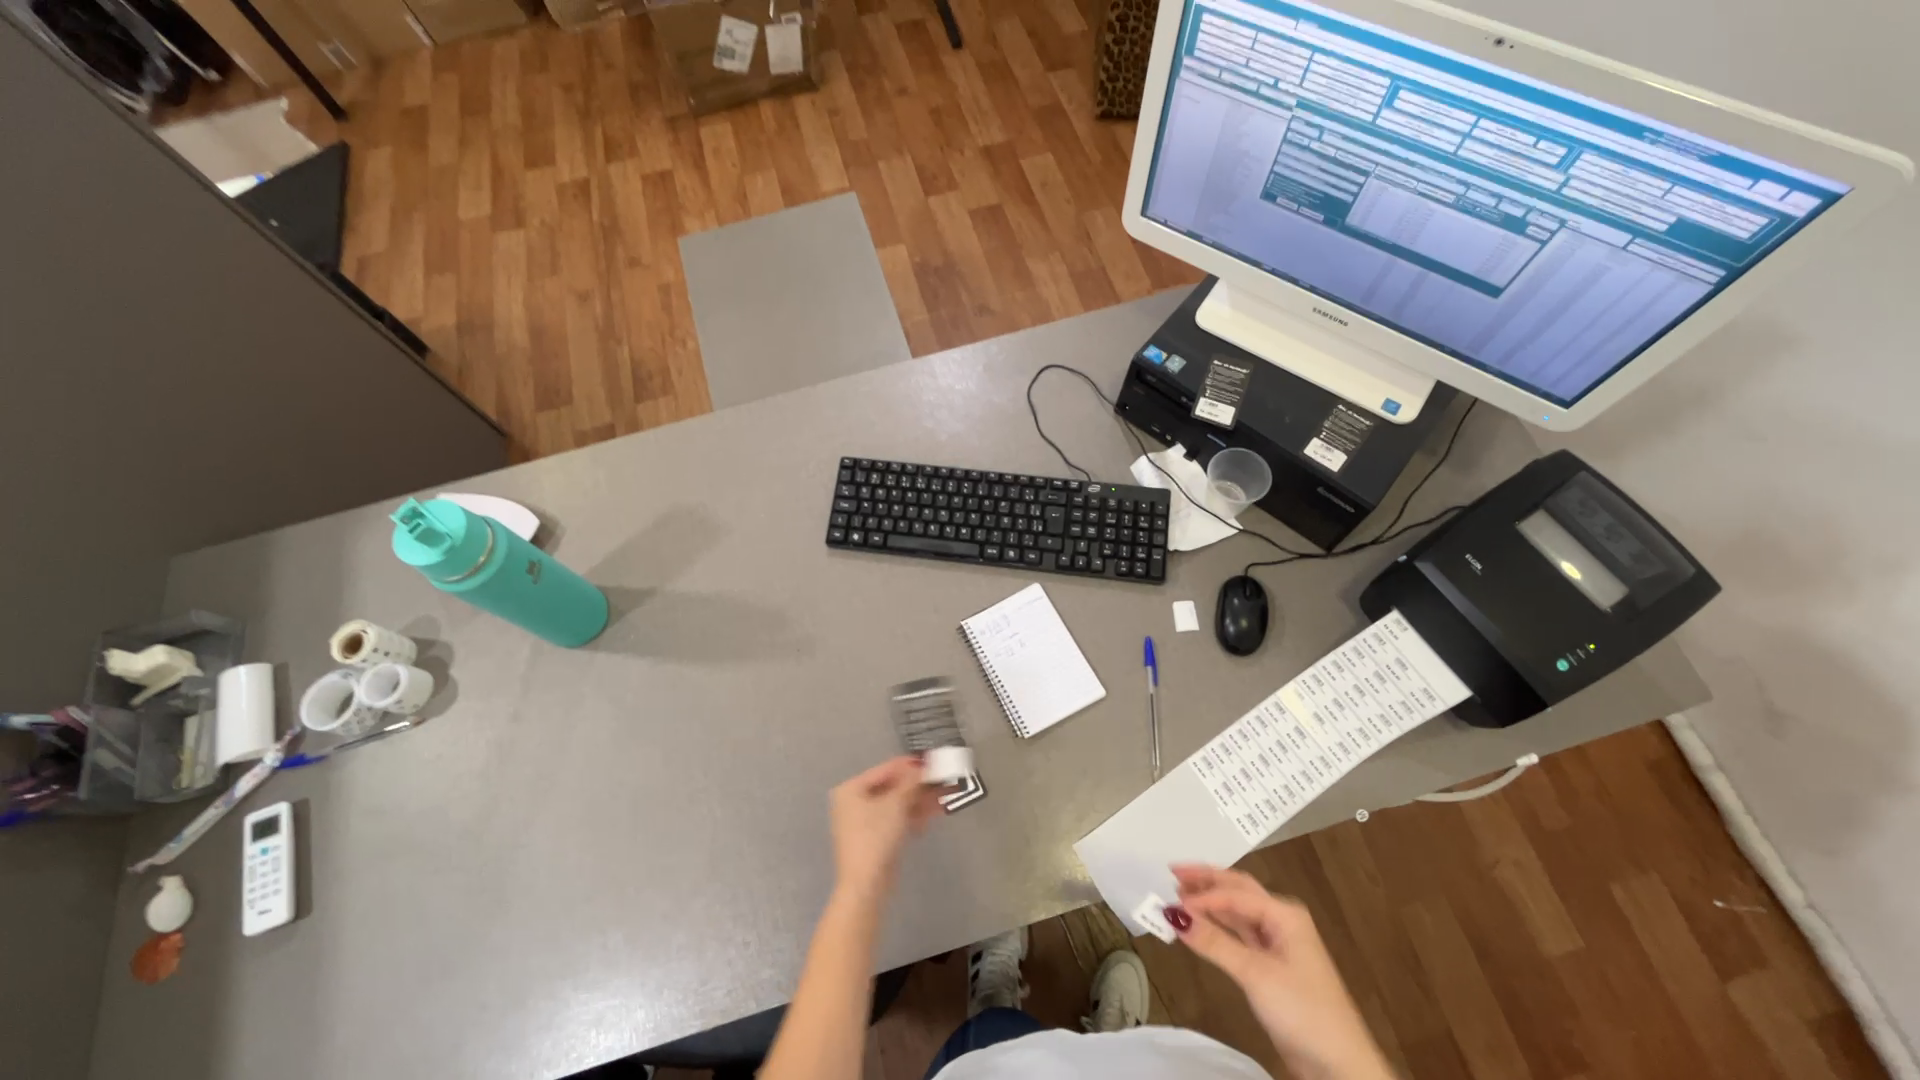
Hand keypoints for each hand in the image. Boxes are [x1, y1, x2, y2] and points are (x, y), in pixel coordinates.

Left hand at [829, 757, 942, 900]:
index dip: (913, 765)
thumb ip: (912, 781)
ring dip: (921, 799)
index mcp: (852, 789)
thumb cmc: (876, 837)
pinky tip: (934, 812)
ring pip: (898, 804)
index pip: (887, 769)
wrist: (866, 884)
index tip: (937, 762)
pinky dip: (914, 815)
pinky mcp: (876, 838)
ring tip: (947, 795)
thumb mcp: (896, 804)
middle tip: (945, 780)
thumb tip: (926, 765)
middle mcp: (855, 802)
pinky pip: (897, 819)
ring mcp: (865, 821)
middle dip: (920, 785)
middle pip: (894, 787)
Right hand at [1170, 865, 1393, 1079]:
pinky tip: (1201, 925)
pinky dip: (1219, 927)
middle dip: (1207, 881)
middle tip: (1172, 873)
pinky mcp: (1272, 966)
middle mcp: (1282, 921)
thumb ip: (1214, 942)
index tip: (1169, 900)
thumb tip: (1174, 914)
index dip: (1202, 894)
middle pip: (1239, 891)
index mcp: (1284, 914)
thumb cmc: (1302, 1010)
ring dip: (1211, 902)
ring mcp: (1278, 944)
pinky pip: (1240, 934)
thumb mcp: (1255, 974)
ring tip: (1180, 893)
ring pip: (1239, 912)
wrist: (1338, 1064)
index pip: (1235, 893)